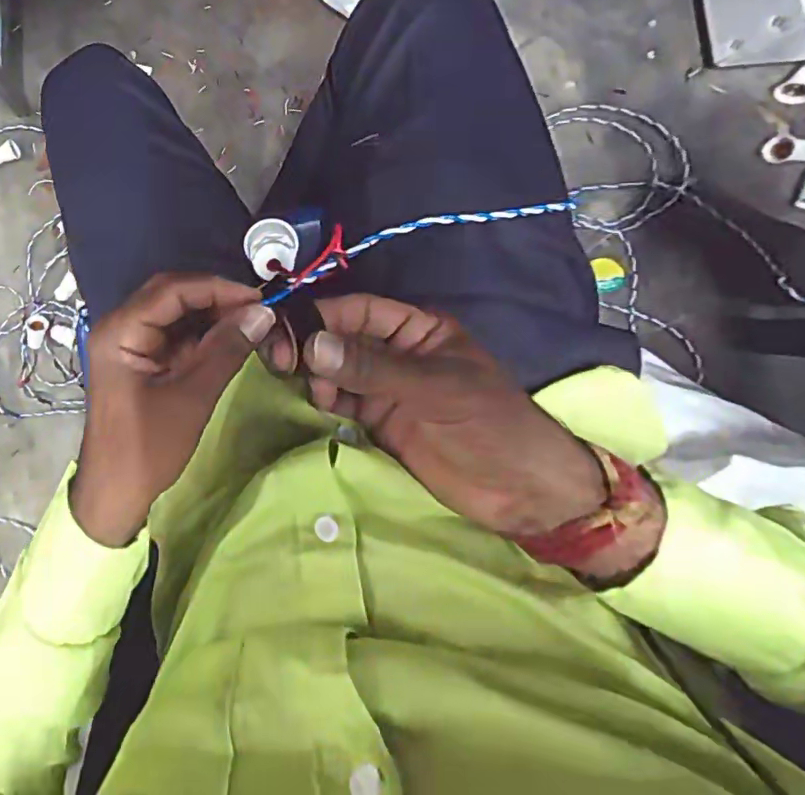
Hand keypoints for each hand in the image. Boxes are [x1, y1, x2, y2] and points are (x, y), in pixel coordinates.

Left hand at [71, 273, 274, 545]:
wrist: (114, 494)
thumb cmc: (146, 449)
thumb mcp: (191, 397)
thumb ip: (225, 350)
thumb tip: (262, 313)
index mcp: (120, 331)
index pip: (172, 290)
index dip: (217, 288)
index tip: (259, 298)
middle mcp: (120, 326)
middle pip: (172, 294)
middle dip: (216, 298)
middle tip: (258, 310)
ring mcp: (129, 342)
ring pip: (176, 312)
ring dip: (212, 314)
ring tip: (252, 322)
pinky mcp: (140, 358)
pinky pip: (174, 333)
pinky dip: (203, 333)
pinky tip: (232, 337)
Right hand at [284, 294, 610, 537]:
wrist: (523, 493)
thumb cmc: (491, 425)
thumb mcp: (435, 389)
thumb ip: (373, 368)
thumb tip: (313, 345)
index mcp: (416, 330)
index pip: (359, 311)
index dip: (322, 316)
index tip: (285, 328)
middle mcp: (394, 353)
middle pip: (340, 338)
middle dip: (310, 345)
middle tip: (281, 360)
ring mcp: (384, 388)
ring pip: (334, 370)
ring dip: (314, 374)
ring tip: (308, 390)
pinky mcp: (377, 421)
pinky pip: (339, 401)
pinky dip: (323, 400)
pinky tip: (317, 405)